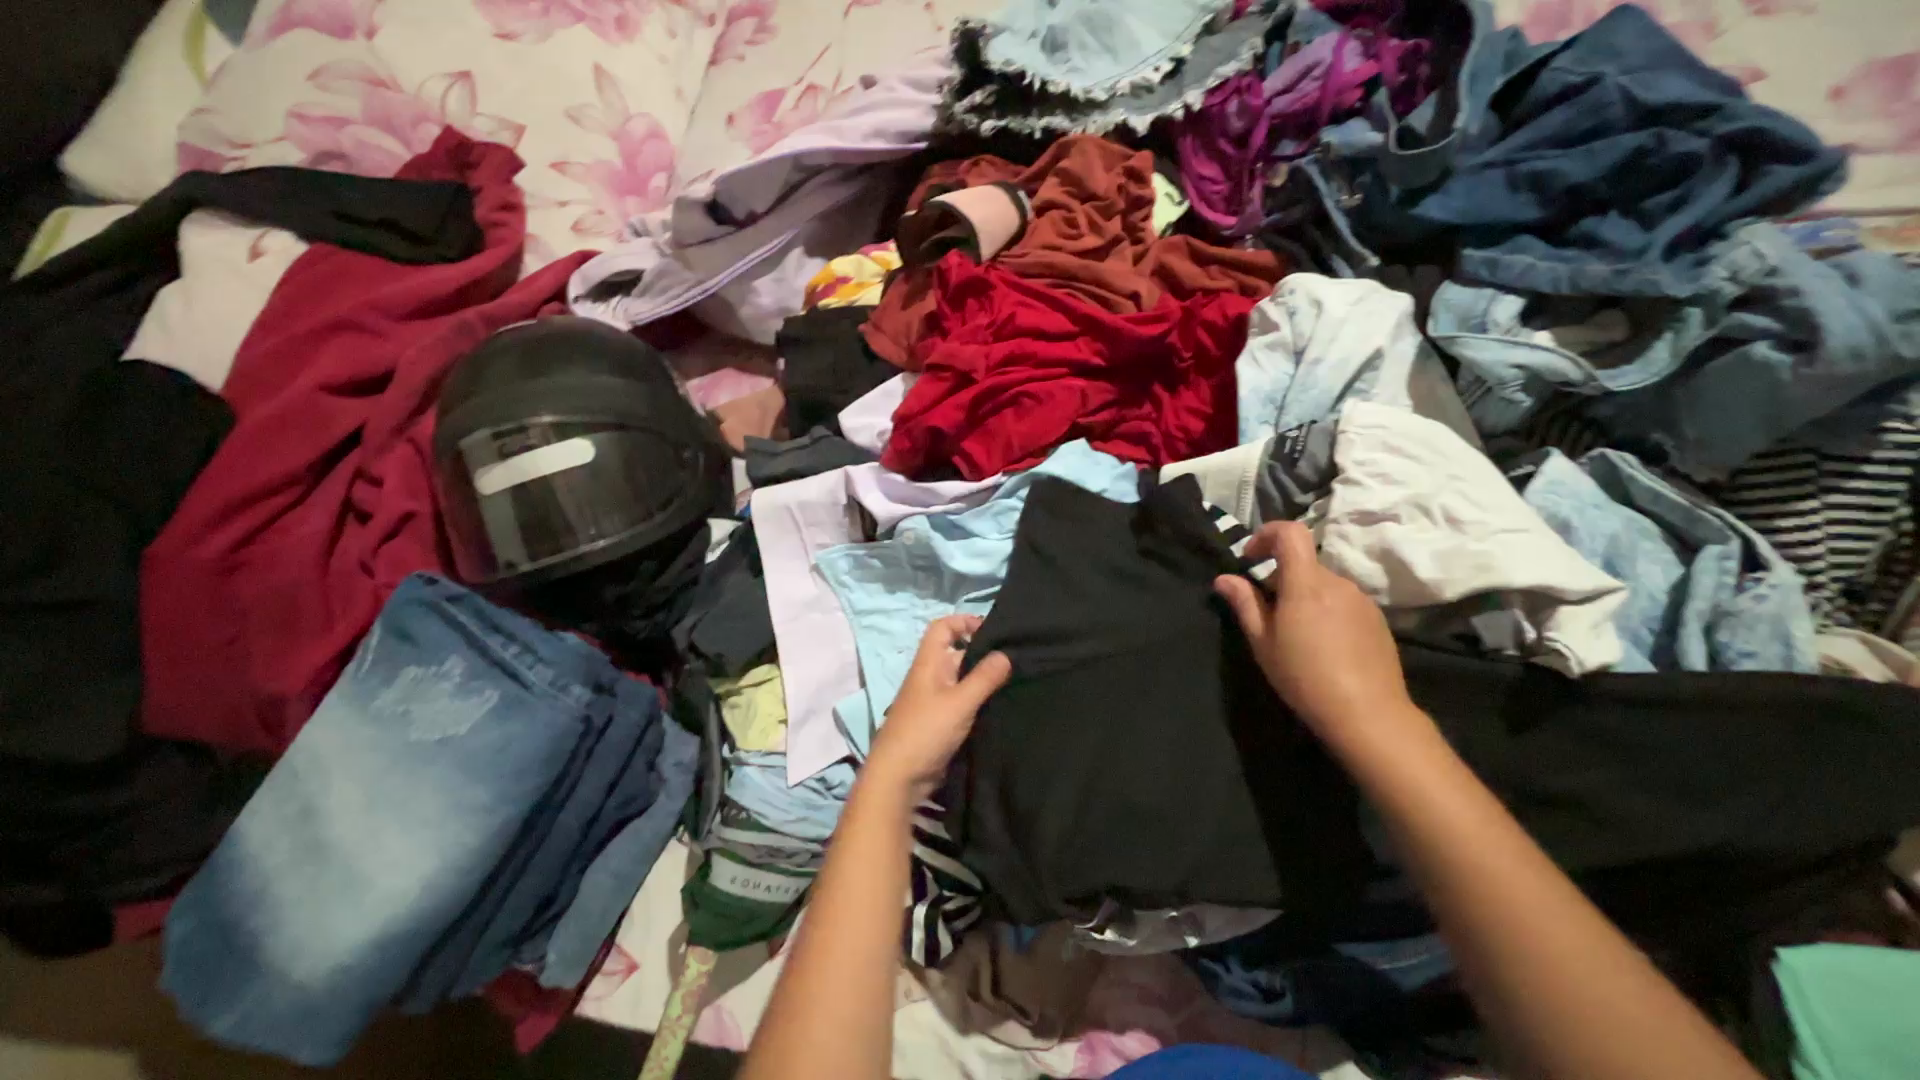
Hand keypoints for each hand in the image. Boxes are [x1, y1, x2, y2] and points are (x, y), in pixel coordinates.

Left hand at [865, 616, 1012, 802]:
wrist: (899, 777)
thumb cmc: (926, 731)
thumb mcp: (960, 702)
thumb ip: (983, 678)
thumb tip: (1005, 653)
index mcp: (928, 664)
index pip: (942, 628)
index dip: (963, 622)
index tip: (992, 631)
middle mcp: (930, 678)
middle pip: (956, 654)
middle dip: (983, 654)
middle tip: (1017, 659)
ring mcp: (935, 701)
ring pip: (962, 681)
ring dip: (984, 681)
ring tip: (1016, 682)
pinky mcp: (941, 723)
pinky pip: (963, 704)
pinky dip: (979, 702)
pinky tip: (1001, 707)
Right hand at [1214, 521, 1422, 752]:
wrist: (1367, 713)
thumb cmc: (1305, 678)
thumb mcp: (1263, 644)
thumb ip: (1245, 604)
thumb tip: (1225, 578)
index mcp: (1306, 584)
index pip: (1290, 532)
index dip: (1266, 535)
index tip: (1250, 558)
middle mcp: (1337, 582)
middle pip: (1304, 563)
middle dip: (1280, 577)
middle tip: (1266, 613)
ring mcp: (1361, 599)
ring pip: (1323, 584)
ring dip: (1304, 596)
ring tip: (1295, 634)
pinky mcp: (1376, 618)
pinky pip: (1342, 602)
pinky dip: (1326, 610)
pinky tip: (1323, 646)